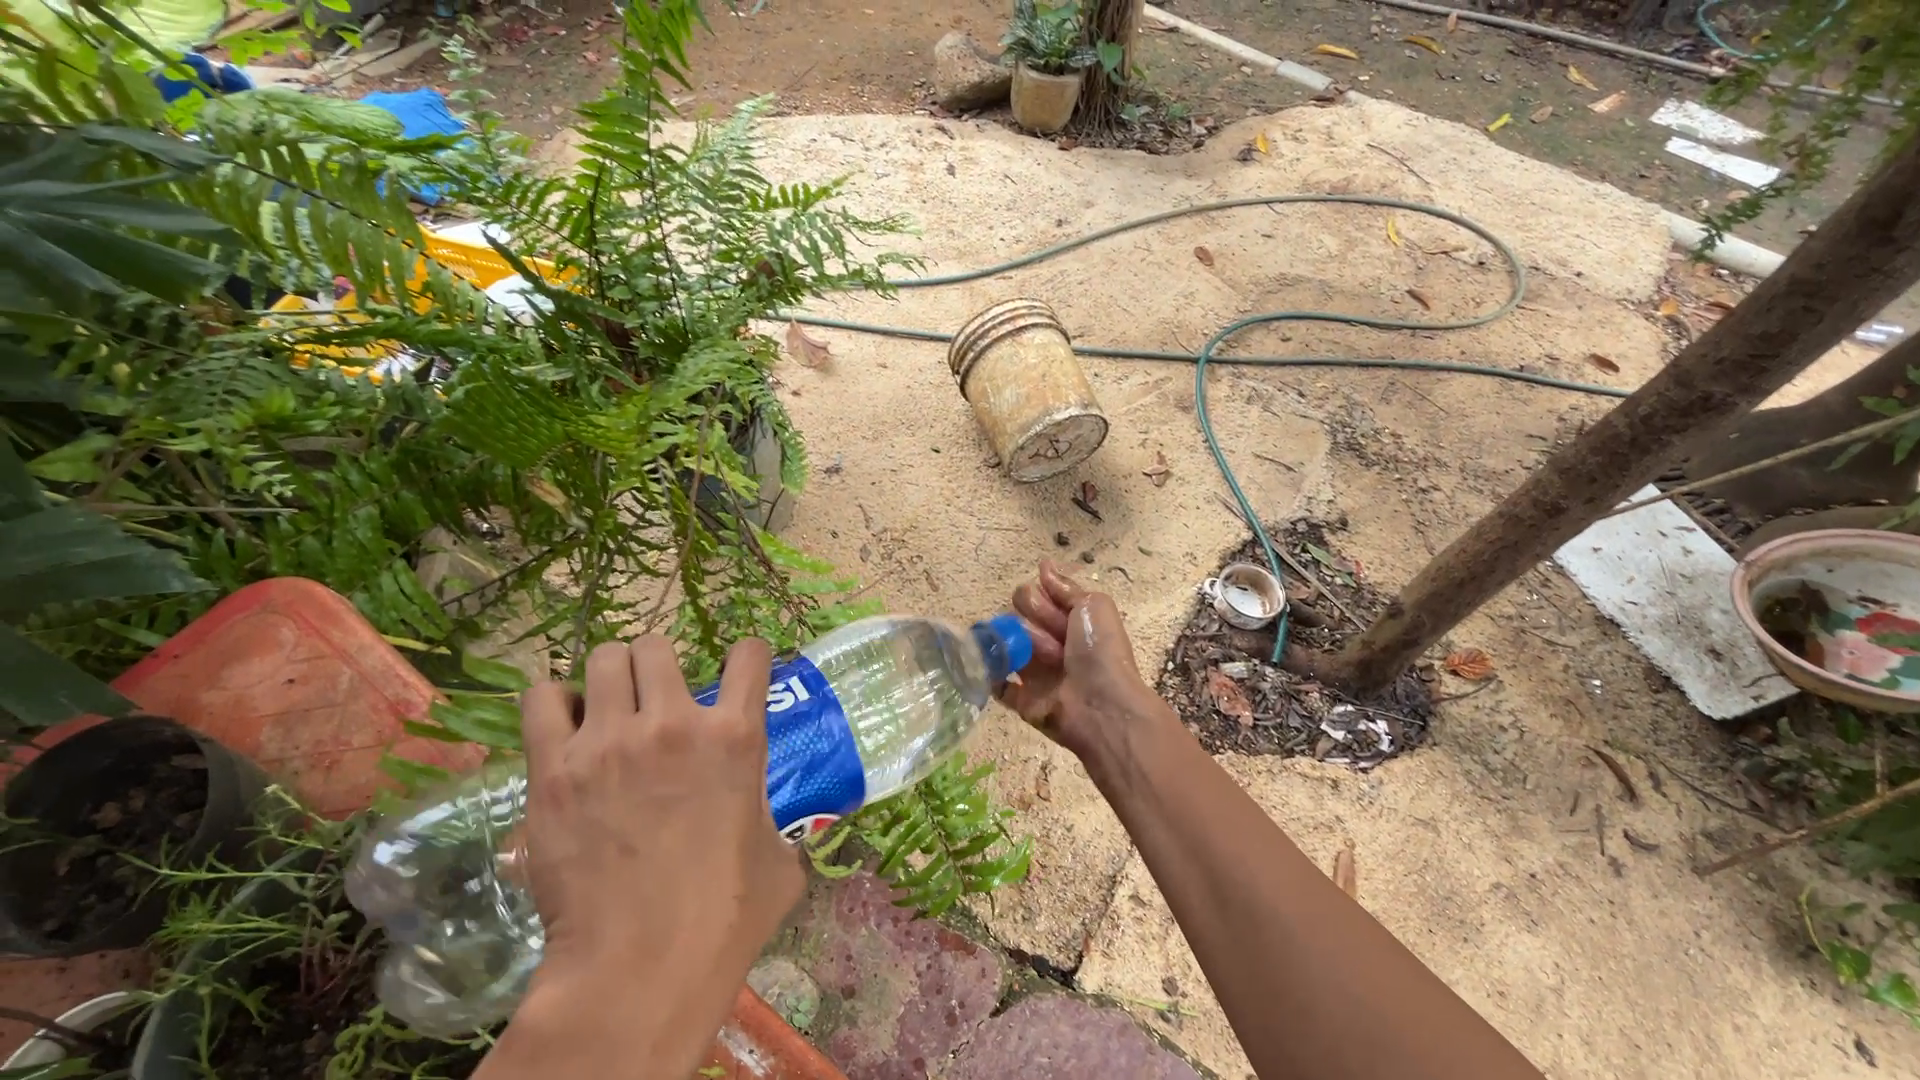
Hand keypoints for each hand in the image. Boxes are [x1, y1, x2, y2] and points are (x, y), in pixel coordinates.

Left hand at [515, 637, 802, 1029]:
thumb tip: (763, 814)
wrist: (640, 968)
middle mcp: (673, 724)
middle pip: (658, 646)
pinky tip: (564, 728)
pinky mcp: (553, 769)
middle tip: (655, 698)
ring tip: (607, 707)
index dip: (748, 657)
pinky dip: (555, 704)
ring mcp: (609, 743)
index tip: (740, 670)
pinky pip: (542, 698)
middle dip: (660, 665)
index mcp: (736, 739)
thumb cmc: (724, 920)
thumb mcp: (779, 861)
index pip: (749, 656)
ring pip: (603, 659)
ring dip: (610, 677)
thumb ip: (771, 816)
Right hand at [1000, 560, 1177, 770]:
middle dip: (1030, 621)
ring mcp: (1032, 671)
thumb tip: (1044, 566)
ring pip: (1005, 643)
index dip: (1040, 600)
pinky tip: (993, 662)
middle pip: (1016, 616)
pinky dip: (991, 673)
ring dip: (1018, 645)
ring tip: (1041, 660)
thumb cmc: (1101, 651)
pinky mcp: (1021, 698)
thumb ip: (1066, 588)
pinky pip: (996, 681)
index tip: (1057, 612)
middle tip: (1053, 641)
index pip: (1033, 597)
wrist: (1100, 704)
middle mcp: (1047, 642)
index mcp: (1065, 622)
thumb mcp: (1094, 606)